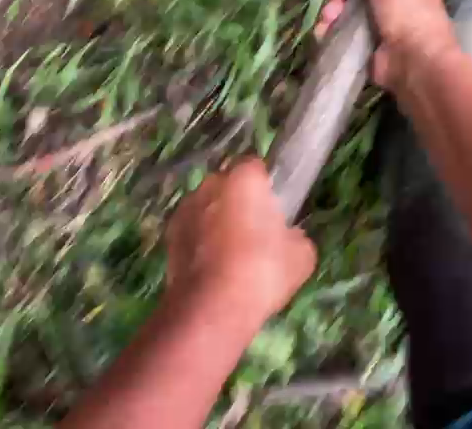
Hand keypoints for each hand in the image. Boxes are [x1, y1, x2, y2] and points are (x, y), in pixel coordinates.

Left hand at [164, 158, 315, 329]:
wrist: (212, 305)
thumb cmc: (261, 272)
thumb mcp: (300, 258)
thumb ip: (296, 236)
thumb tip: (290, 236)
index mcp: (244, 179)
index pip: (255, 167)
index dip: (264, 186)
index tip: (271, 209)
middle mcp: (211, 182)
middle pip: (229, 184)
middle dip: (239, 200)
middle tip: (254, 232)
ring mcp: (187, 204)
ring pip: (208, 204)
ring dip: (217, 218)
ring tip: (230, 253)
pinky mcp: (171, 228)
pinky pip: (192, 225)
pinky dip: (200, 237)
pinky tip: (211, 264)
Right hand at [318, 0, 460, 88]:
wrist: (416, 61)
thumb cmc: (407, 12)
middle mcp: (395, 6)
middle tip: (331, 8)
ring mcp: (381, 30)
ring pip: (345, 15)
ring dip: (329, 15)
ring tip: (326, 23)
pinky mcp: (367, 50)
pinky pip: (342, 36)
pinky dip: (329, 33)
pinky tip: (323, 34)